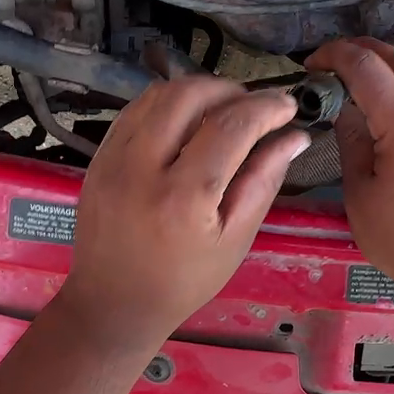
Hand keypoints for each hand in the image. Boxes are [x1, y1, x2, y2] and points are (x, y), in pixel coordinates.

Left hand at [58, 76, 310, 336]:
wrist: (112, 304)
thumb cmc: (182, 282)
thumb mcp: (234, 241)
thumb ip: (263, 182)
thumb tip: (294, 137)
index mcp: (183, 198)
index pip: (230, 127)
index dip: (265, 108)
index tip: (288, 105)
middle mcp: (142, 167)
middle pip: (188, 95)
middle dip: (229, 89)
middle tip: (253, 106)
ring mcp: (113, 158)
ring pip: (158, 94)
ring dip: (197, 91)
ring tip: (223, 110)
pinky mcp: (99, 156)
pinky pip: (136, 110)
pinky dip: (168, 104)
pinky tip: (188, 121)